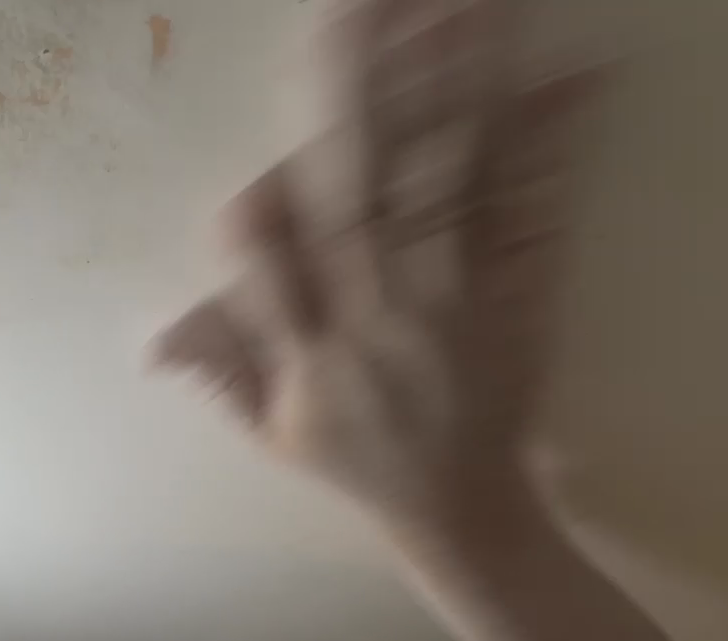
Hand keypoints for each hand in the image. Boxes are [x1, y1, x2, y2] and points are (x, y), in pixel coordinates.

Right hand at [154, 0, 595, 526]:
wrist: (458, 505)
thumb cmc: (354, 464)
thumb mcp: (271, 434)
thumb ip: (221, 375)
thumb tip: (151, 343)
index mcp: (308, 359)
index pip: (268, 275)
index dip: (257, 215)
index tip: (253, 148)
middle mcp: (376, 320)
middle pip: (358, 203)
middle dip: (351, 105)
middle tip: (350, 13)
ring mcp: (454, 304)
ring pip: (445, 188)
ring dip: (452, 91)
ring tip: (463, 6)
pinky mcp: (518, 296)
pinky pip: (531, 214)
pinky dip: (554, 140)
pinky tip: (576, 71)